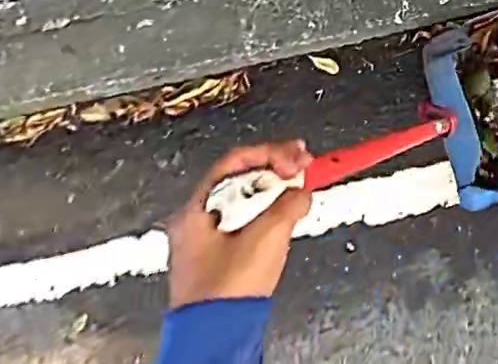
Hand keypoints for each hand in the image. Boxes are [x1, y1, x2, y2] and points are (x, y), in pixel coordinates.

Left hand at [167, 140, 314, 308]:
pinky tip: (285, 212)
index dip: (271, 153)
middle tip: (302, 163)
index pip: (236, 162)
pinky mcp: (219, 259)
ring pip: (244, 199)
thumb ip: (289, 203)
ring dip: (274, 189)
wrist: (216, 343)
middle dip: (275, 168)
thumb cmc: (228, 293)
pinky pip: (245, 221)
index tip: (298, 154)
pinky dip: (268, 211)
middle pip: (240, 178)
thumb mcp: (267, 236)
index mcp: (196, 208)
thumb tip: (302, 189)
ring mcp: (205, 241)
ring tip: (299, 184)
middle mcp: (196, 220)